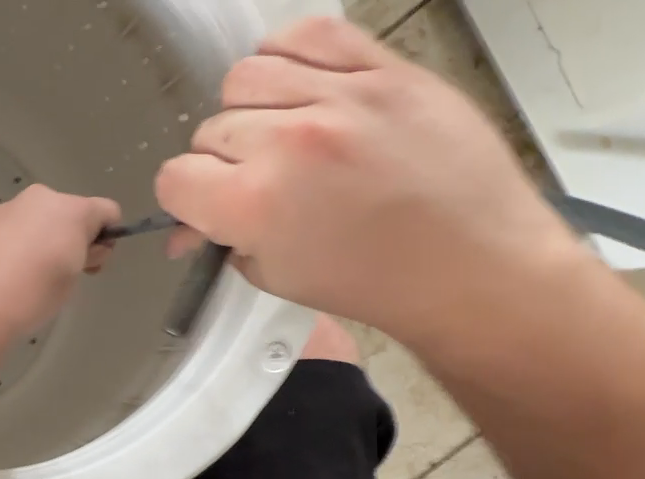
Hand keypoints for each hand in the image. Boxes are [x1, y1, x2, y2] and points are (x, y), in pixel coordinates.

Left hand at [0, 185, 120, 351]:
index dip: (104, 238)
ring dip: (33, 243)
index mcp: (69, 210)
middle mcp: (35, 200)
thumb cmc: (31, 298)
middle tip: (53, 276)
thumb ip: (83, 257)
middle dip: (65, 238)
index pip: (106, 212)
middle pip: (64, 212)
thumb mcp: (70, 282)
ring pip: (30, 222)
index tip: (89, 266)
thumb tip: (82, 249)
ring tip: (19, 283)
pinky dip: (5, 251)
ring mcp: (1, 211)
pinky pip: (2, 235)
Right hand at [154, 17, 579, 343]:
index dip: (184, 198)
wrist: (468, 262)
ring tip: (277, 132)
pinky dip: (290, 56)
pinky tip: (300, 87)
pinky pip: (310, 33)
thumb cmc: (375, 279)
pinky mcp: (386, 68)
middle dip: (220, 160)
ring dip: (249, 107)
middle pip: (209, 129)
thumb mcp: (275, 274)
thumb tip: (188, 227)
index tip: (203, 205)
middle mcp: (290, 141)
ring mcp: (340, 97)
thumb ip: (224, 239)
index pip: (176, 177)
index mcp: (254, 204)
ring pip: (245, 75)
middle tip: (252, 181)